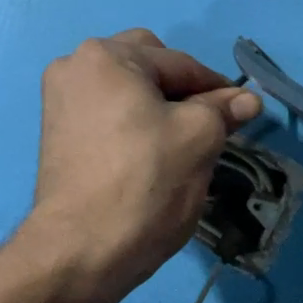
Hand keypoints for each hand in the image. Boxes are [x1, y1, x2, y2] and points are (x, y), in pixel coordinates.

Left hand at [18, 29, 261, 302]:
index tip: (244, 112)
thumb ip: (222, 110)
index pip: (178, 63)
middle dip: (180, 90)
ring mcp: (59, 96)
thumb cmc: (145, 183)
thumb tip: (247, 98)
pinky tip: (148, 152)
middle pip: (145, 64)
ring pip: (124, 88)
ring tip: (179, 143)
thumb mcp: (198, 140)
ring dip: (154, 105)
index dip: (216, 88)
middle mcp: (75, 64)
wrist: (81, 248)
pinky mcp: (55, 128)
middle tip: (206, 128)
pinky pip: (104, 110)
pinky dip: (129, 121)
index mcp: (106, 54)